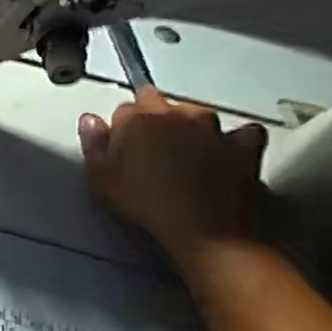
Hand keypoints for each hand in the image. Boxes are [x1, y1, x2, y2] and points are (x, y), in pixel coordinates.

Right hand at [79, 87, 266, 266]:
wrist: (202, 228)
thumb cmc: (147, 204)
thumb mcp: (103, 180)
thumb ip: (94, 145)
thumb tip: (89, 121)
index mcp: (137, 120)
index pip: (124, 108)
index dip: (121, 128)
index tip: (121, 147)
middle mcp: (175, 115)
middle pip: (159, 102)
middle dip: (153, 117)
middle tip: (149, 149)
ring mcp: (212, 127)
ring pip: (197, 113)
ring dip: (190, 125)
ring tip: (185, 152)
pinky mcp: (242, 144)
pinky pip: (242, 133)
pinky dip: (235, 140)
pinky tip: (226, 153)